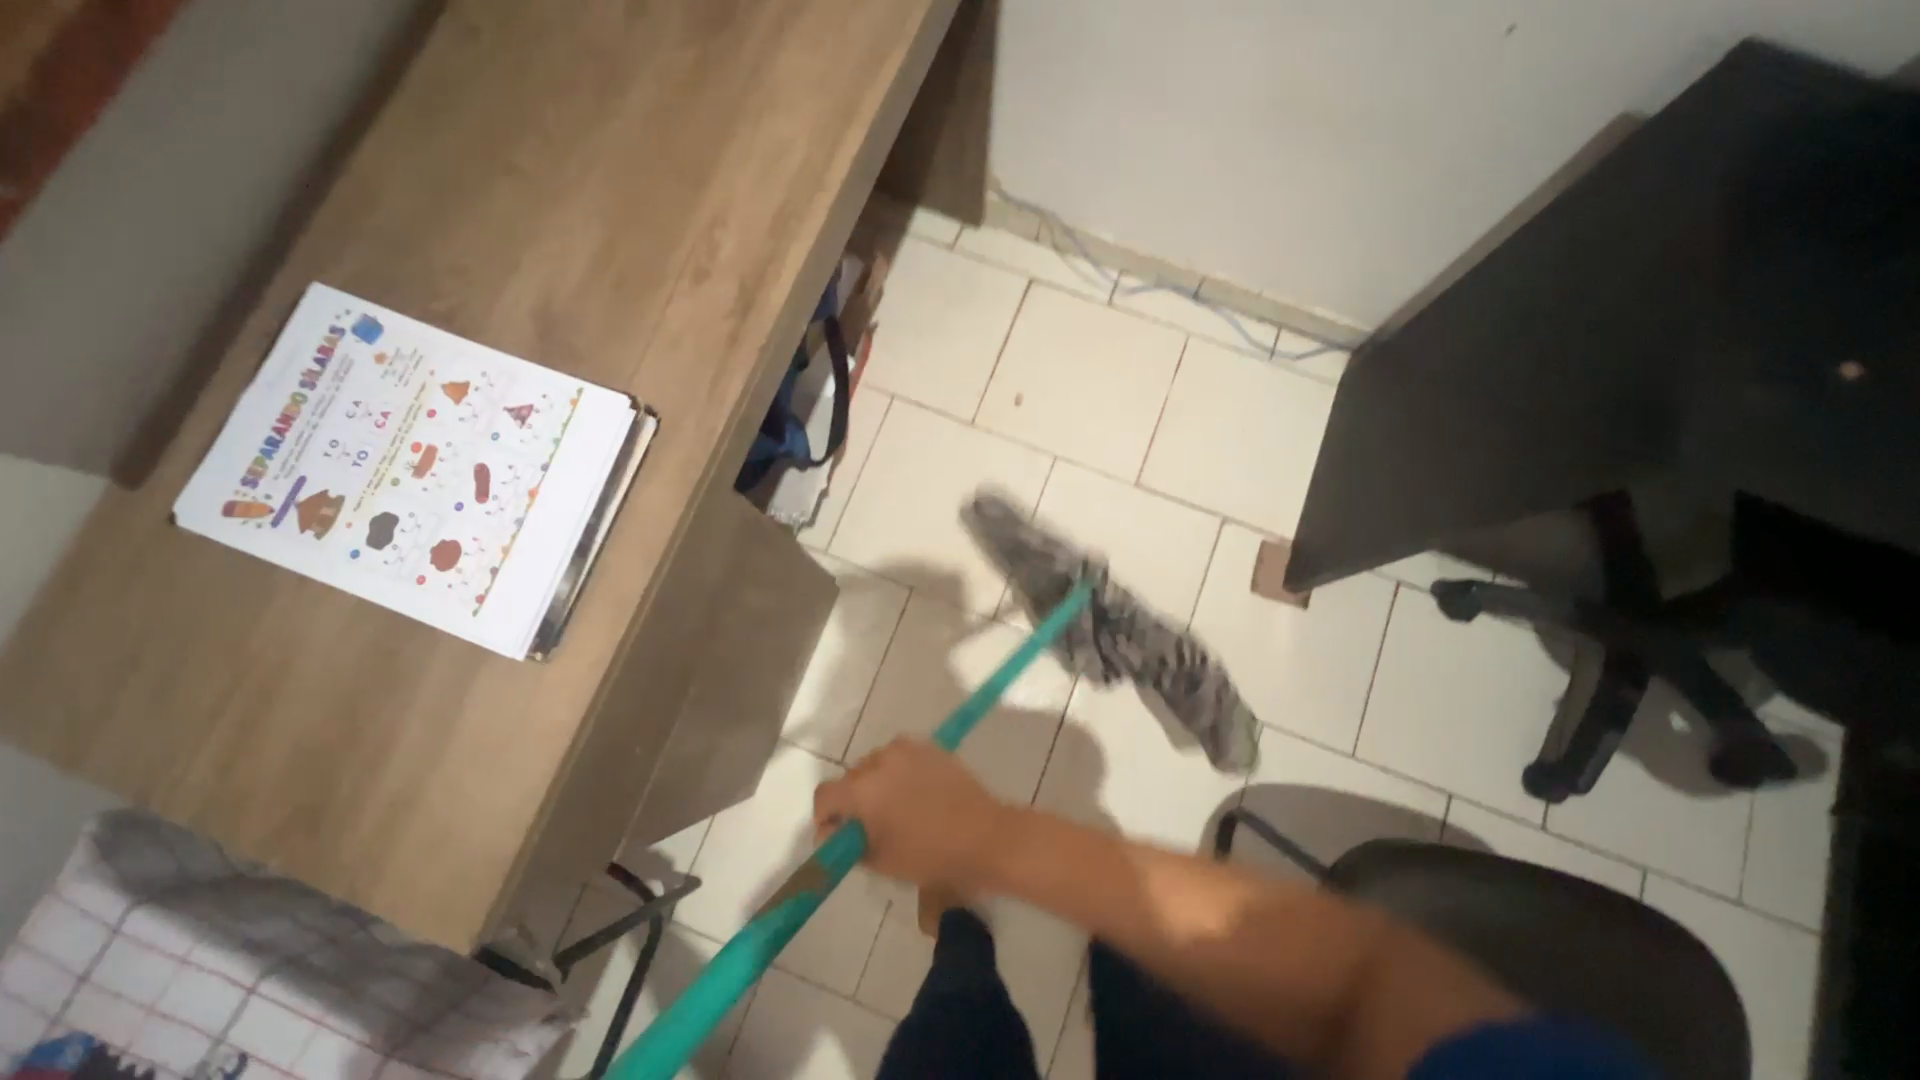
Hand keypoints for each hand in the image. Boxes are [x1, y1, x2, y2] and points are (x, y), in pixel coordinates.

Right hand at [813, 738, 1013, 891]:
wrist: (985, 836)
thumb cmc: (931, 855)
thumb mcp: (881, 860)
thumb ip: (848, 844)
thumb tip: (833, 833)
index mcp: (863, 789)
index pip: (825, 795)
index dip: (825, 815)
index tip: (836, 833)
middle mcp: (880, 760)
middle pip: (851, 777)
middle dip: (852, 800)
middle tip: (868, 825)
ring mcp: (908, 750)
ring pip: (877, 763)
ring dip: (876, 782)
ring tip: (895, 808)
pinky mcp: (932, 747)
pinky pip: (902, 756)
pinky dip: (899, 771)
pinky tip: (916, 794)